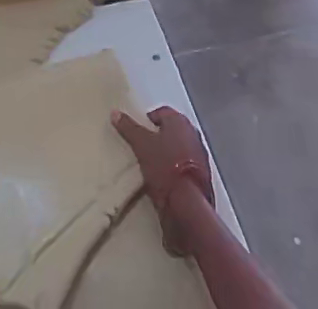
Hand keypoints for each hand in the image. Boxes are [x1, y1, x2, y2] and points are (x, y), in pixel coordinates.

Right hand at [112, 107, 213, 254]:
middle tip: (141, 148)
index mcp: (180, 121)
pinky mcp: (202, 176)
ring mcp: (200, 155)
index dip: (147, 121)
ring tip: (150, 166)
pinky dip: (174, 170)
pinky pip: (183, 166)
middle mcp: (193, 134)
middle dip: (157, 137)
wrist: (187, 204)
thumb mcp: (141, 145)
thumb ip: (129, 128)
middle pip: (171, 130)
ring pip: (178, 149)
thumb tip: (115, 113)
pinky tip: (163, 181)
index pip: (161, 112)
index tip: (136, 132)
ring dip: (167, 154)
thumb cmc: (164, 167)